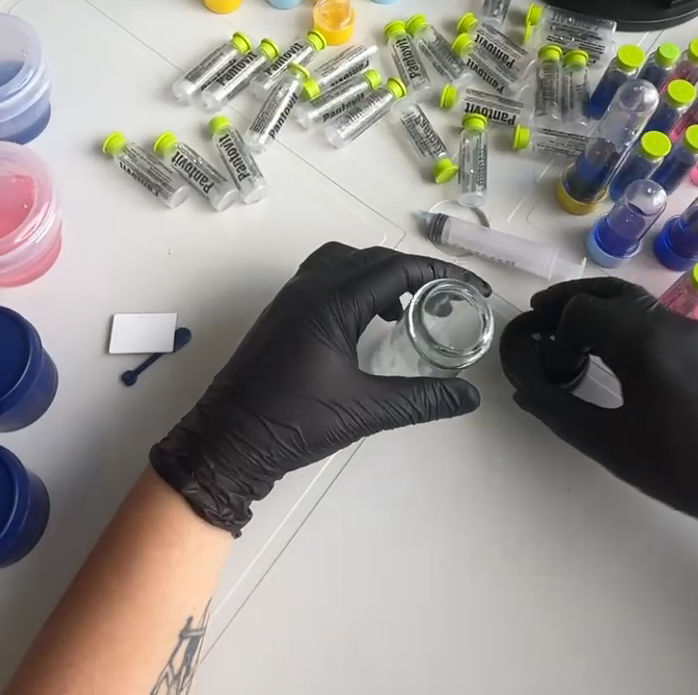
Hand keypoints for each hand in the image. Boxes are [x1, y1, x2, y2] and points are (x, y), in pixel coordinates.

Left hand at [151, 243, 488, 533]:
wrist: (228, 439)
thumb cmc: (294, 421)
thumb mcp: (366, 410)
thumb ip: (421, 399)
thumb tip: (467, 396)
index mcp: (332, 303)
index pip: (396, 269)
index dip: (439, 273)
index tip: (469, 288)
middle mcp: (311, 288)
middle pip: (373, 258)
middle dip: (415, 271)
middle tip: (447, 295)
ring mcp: (292, 297)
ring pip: (345, 261)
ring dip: (381, 273)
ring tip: (407, 306)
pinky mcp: (283, 312)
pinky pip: (326, 276)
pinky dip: (355, 283)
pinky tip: (368, 320)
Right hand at [503, 277, 697, 566]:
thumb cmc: (689, 471)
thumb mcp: (614, 447)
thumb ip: (560, 413)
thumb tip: (524, 391)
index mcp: (645, 342)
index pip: (582, 310)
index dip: (557, 332)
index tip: (553, 365)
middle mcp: (672, 324)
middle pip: (609, 291)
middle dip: (571, 300)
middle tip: (544, 315)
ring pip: (638, 303)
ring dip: (602, 310)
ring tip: (579, 335)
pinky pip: (661, 320)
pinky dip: (630, 324)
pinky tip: (624, 357)